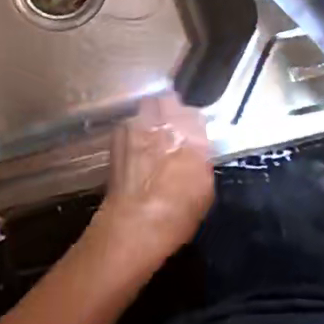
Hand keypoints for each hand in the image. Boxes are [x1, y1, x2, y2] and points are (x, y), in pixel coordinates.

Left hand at [87, 93, 213, 273]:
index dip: (193, 126)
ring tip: (149, 139)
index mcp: (194, 134)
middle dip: (170, 111)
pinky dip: (133, 132)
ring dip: (150, 119)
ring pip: (148, 108)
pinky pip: (129, 123)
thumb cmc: (177, 213)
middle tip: (170, 131)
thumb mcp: (205, 188)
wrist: (134, 222)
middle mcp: (167, 120)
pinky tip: (133, 150)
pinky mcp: (118, 132)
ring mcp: (140, 123)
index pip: (196, 115)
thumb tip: (195, 152)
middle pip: (169, 101)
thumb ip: (202, 159)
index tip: (191, 138)